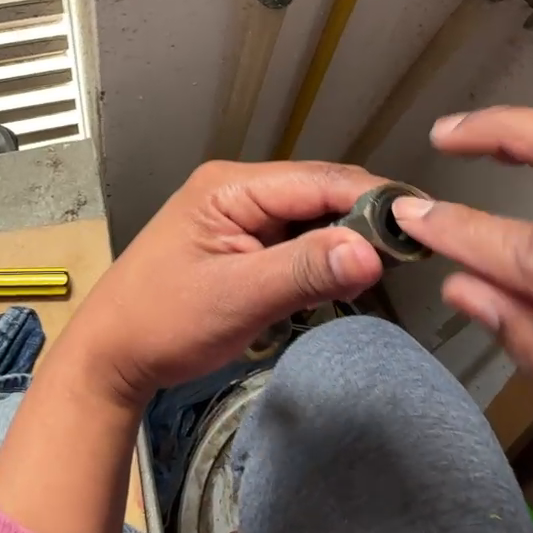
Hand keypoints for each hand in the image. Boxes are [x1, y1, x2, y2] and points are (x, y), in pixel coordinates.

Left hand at [0, 160, 386, 532]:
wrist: (112, 353)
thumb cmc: (163, 321)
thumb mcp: (236, 296)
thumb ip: (304, 270)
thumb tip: (372, 251)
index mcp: (231, 185)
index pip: (317, 179)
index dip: (370, 199)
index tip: (421, 224)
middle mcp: (238, 189)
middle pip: (318, 193)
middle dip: (362, 220)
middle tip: (414, 251)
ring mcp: (239, 215)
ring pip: (310, 217)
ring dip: (344, 240)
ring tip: (389, 265)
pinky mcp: (241, 243)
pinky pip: (295, 241)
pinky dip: (321, 257)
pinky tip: (345, 275)